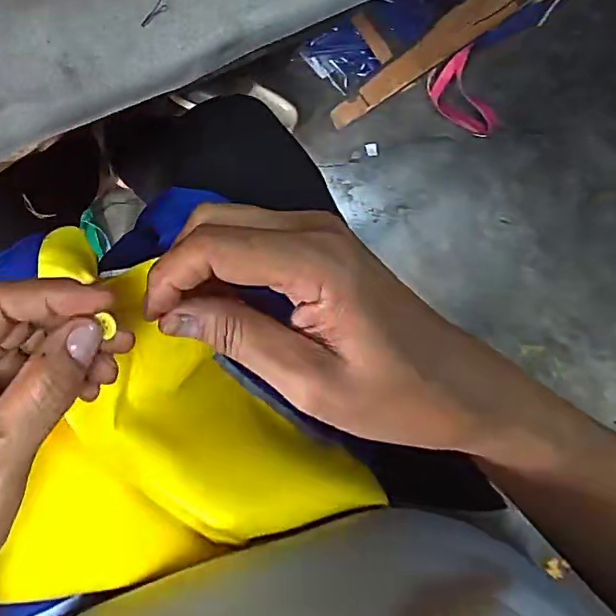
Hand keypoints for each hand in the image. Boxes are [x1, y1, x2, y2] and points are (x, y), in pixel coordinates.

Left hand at [0, 278, 133, 589]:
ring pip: (36, 340)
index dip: (55, 296)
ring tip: (113, 363)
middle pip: (22, 319)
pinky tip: (92, 383)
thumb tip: (90, 330)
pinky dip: (69, 370)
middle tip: (119, 334)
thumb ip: (48, 382)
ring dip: (77, 348)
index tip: (103, 302)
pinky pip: (38, 366)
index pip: (0, 304)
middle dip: (73, 324)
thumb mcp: (4, 445)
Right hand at [143, 204, 533, 454]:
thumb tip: (174, 311)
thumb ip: (240, 336)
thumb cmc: (395, 397)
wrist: (461, 384)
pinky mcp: (321, 240)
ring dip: (199, 260)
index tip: (153, 320)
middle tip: (168, 317)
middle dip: (178, 262)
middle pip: (216, 218)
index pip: (214, 242)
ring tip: (191, 314)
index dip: (170, 275)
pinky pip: (255, 235)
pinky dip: (225, 260)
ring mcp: (319, 228)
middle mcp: (313, 227)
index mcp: (313, 259)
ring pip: (231, 221)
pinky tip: (225, 301)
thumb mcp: (311, 383)